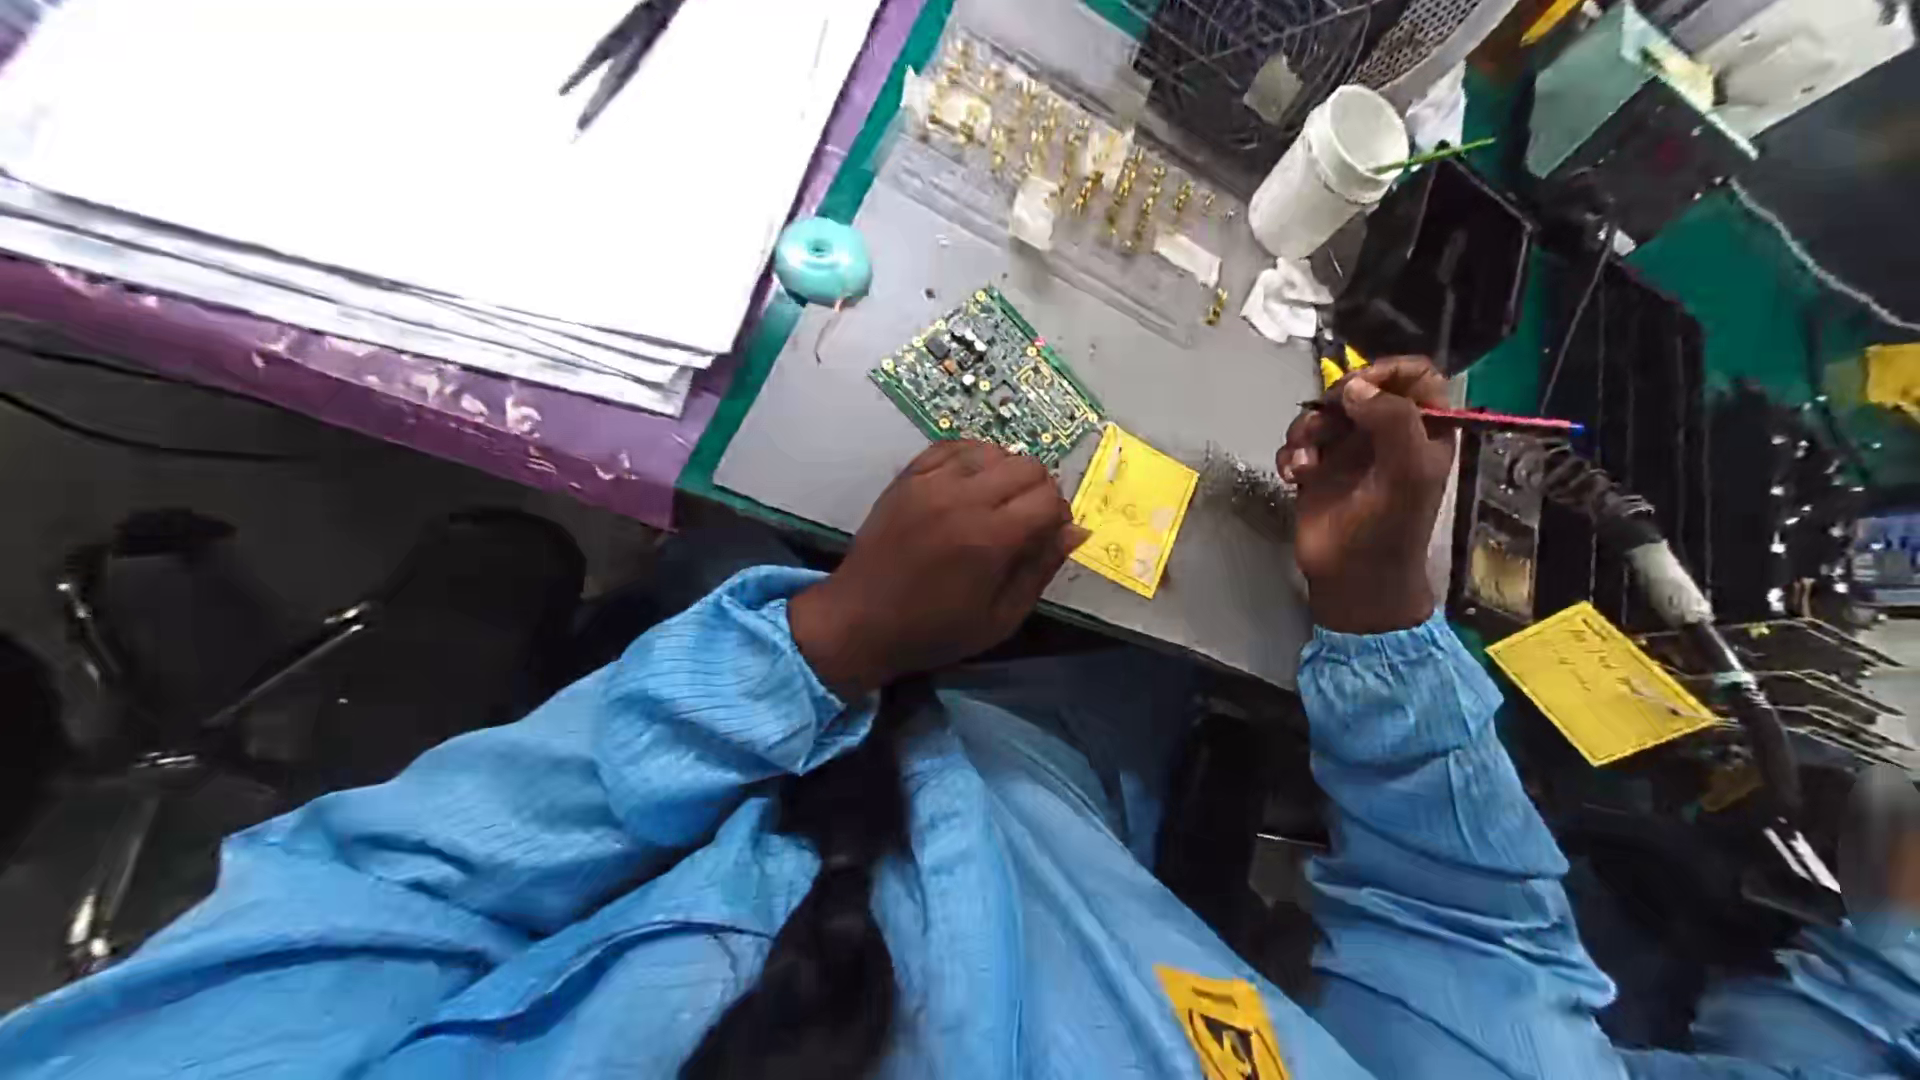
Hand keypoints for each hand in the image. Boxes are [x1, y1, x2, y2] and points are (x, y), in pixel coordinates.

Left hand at [789, 441, 1089, 697]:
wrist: (859, 621)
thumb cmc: (934, 630)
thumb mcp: (1000, 618)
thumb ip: (1040, 570)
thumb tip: (1075, 531)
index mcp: (989, 538)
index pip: (1049, 499)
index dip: (1059, 518)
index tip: (1047, 537)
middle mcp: (962, 498)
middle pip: (1027, 466)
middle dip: (1039, 492)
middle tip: (1025, 521)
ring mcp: (930, 482)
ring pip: (992, 450)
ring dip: (1006, 473)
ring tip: (995, 503)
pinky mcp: (907, 477)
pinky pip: (952, 446)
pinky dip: (971, 458)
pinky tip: (969, 483)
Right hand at [1278, 357, 1454, 634]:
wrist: (1353, 576)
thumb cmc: (1390, 525)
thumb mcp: (1406, 469)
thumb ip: (1391, 420)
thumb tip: (1352, 387)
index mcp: (1423, 430)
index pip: (1414, 376)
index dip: (1386, 371)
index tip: (1357, 386)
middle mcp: (1385, 435)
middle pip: (1357, 391)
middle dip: (1334, 403)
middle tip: (1325, 421)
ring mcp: (1347, 453)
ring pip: (1321, 417)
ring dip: (1305, 433)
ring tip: (1305, 462)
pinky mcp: (1315, 471)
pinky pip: (1296, 445)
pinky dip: (1291, 455)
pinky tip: (1293, 476)